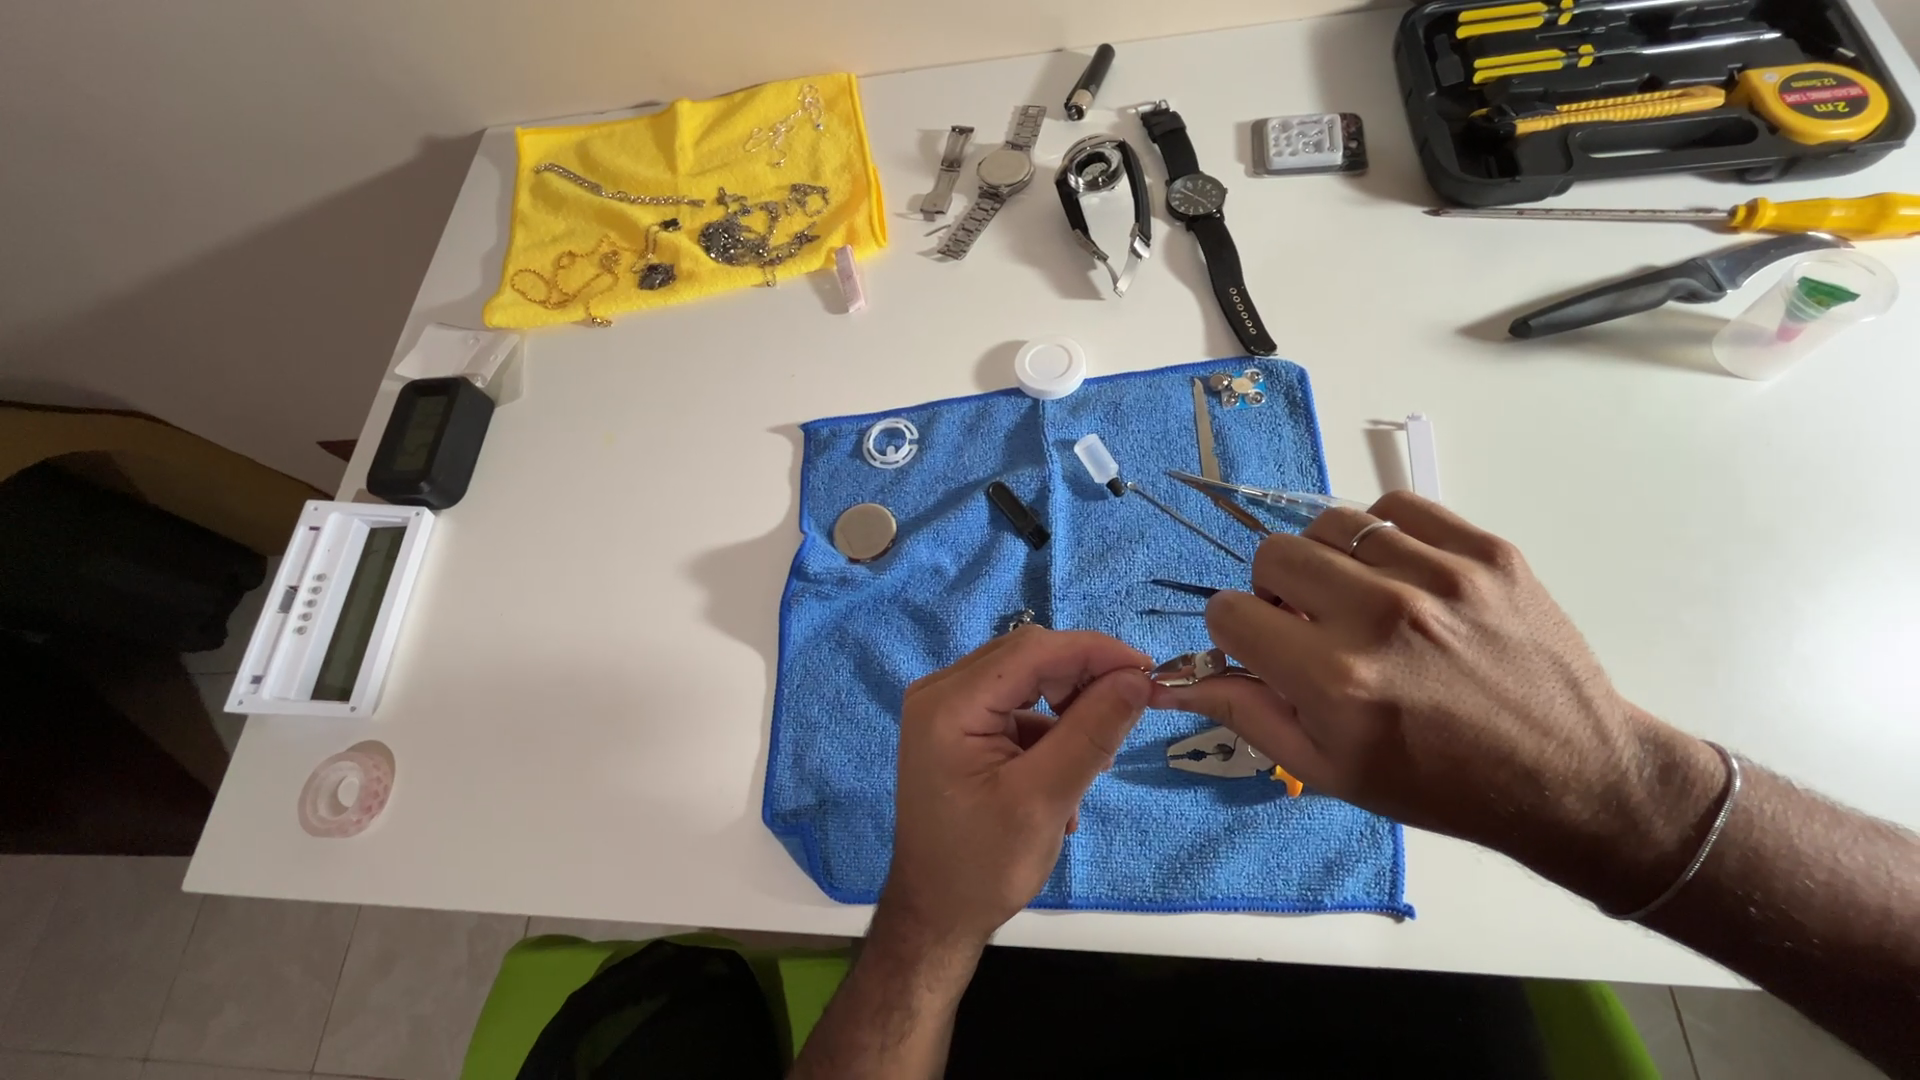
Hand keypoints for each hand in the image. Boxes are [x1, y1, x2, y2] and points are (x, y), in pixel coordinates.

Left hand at [883, 626, 1151, 949]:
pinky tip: (1063, 779)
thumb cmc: (983, 865)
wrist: (936, 913)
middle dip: (1084, 680)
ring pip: (1027, 680)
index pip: (1032, 650)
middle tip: (1132, 711)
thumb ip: (1091, 733)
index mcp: (949, 703)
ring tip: (1096, 760)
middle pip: (1029, 659)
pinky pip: (1016, 706)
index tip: (1148, 670)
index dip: (1094, 652)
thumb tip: (1137, 679)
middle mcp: (941, 692)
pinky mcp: (958, 726)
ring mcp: (947, 708)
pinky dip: (1050, 731)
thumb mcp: (1044, 800)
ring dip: (1070, 710)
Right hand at [1154, 491, 1721, 907]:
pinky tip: (1400, 574)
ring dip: (1327, 560)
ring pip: (1328, 523)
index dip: (1236, 630)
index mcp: (1333, 680)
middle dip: (1275, 590)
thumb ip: (1243, 714)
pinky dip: (1382, 535)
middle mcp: (1379, 616)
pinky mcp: (1486, 552)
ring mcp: (1437, 576)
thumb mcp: (1326, 769)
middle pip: (1272, 555)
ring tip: (1358, 597)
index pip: (1229, 611)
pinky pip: (1395, 507)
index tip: (1265, 648)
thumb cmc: (1436, 785)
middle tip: (1312, 624)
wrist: (1575, 778)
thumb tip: (1171, 683)